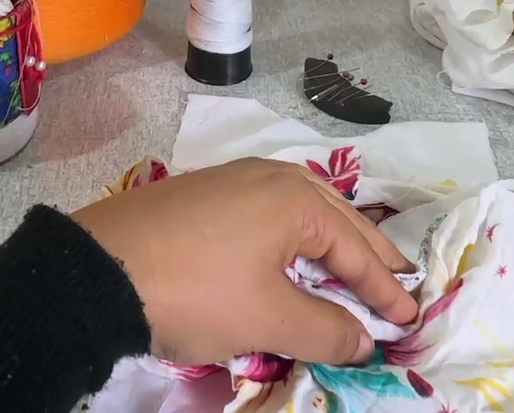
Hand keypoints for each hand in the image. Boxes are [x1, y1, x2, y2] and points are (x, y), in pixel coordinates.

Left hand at [70, 157, 416, 366]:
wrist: (102, 266)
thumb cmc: (196, 289)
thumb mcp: (267, 317)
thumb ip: (325, 329)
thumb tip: (363, 339)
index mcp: (294, 198)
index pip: (355, 248)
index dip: (385, 288)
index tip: (411, 318)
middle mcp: (270, 175)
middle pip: (335, 217)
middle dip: (367, 253)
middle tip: (399, 283)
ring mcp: (235, 178)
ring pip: (301, 209)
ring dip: (330, 240)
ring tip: (352, 267)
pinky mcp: (208, 192)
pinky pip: (270, 210)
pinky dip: (295, 235)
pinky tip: (291, 252)